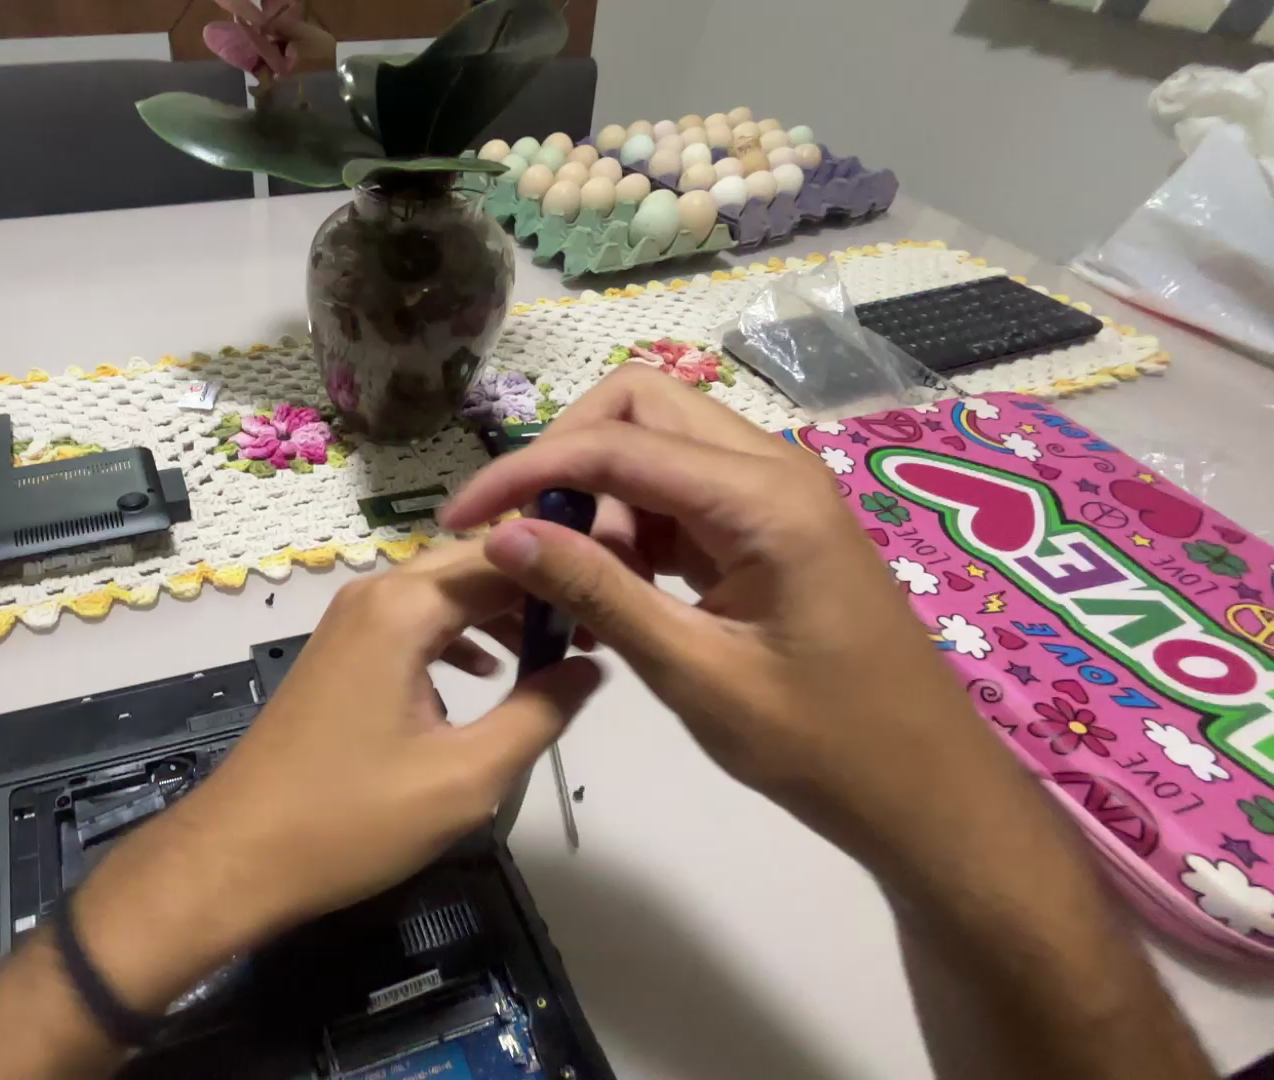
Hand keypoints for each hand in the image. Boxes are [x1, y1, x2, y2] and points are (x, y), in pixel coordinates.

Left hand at [66, 541, 599, 1016]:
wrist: (240, 850)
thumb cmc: (353, 818)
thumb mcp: (466, 776)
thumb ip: (539, 714)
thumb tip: (592, 667)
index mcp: (404, 606)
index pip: (504, 559)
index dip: (564, 576)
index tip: (615, 606)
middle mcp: (374, 593)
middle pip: (471, 566)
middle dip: (533, 591)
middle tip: (593, 629)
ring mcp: (350, 619)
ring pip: (441, 592)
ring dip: (496, 613)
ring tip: (551, 653)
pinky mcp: (340, 648)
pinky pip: (411, 621)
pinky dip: (454, 635)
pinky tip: (482, 673)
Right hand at [438, 367, 1021, 856]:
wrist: (925, 793)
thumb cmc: (820, 745)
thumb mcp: (691, 673)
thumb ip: (595, 592)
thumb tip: (502, 537)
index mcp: (762, 500)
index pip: (613, 446)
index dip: (524, 472)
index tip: (462, 518)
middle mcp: (767, 471)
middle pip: (637, 406)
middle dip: (562, 456)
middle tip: (523, 532)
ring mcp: (766, 494)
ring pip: (649, 445)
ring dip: (591, 498)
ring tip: (569, 585)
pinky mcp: (757, 525)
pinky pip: (668, 494)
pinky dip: (622, 528)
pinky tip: (608, 591)